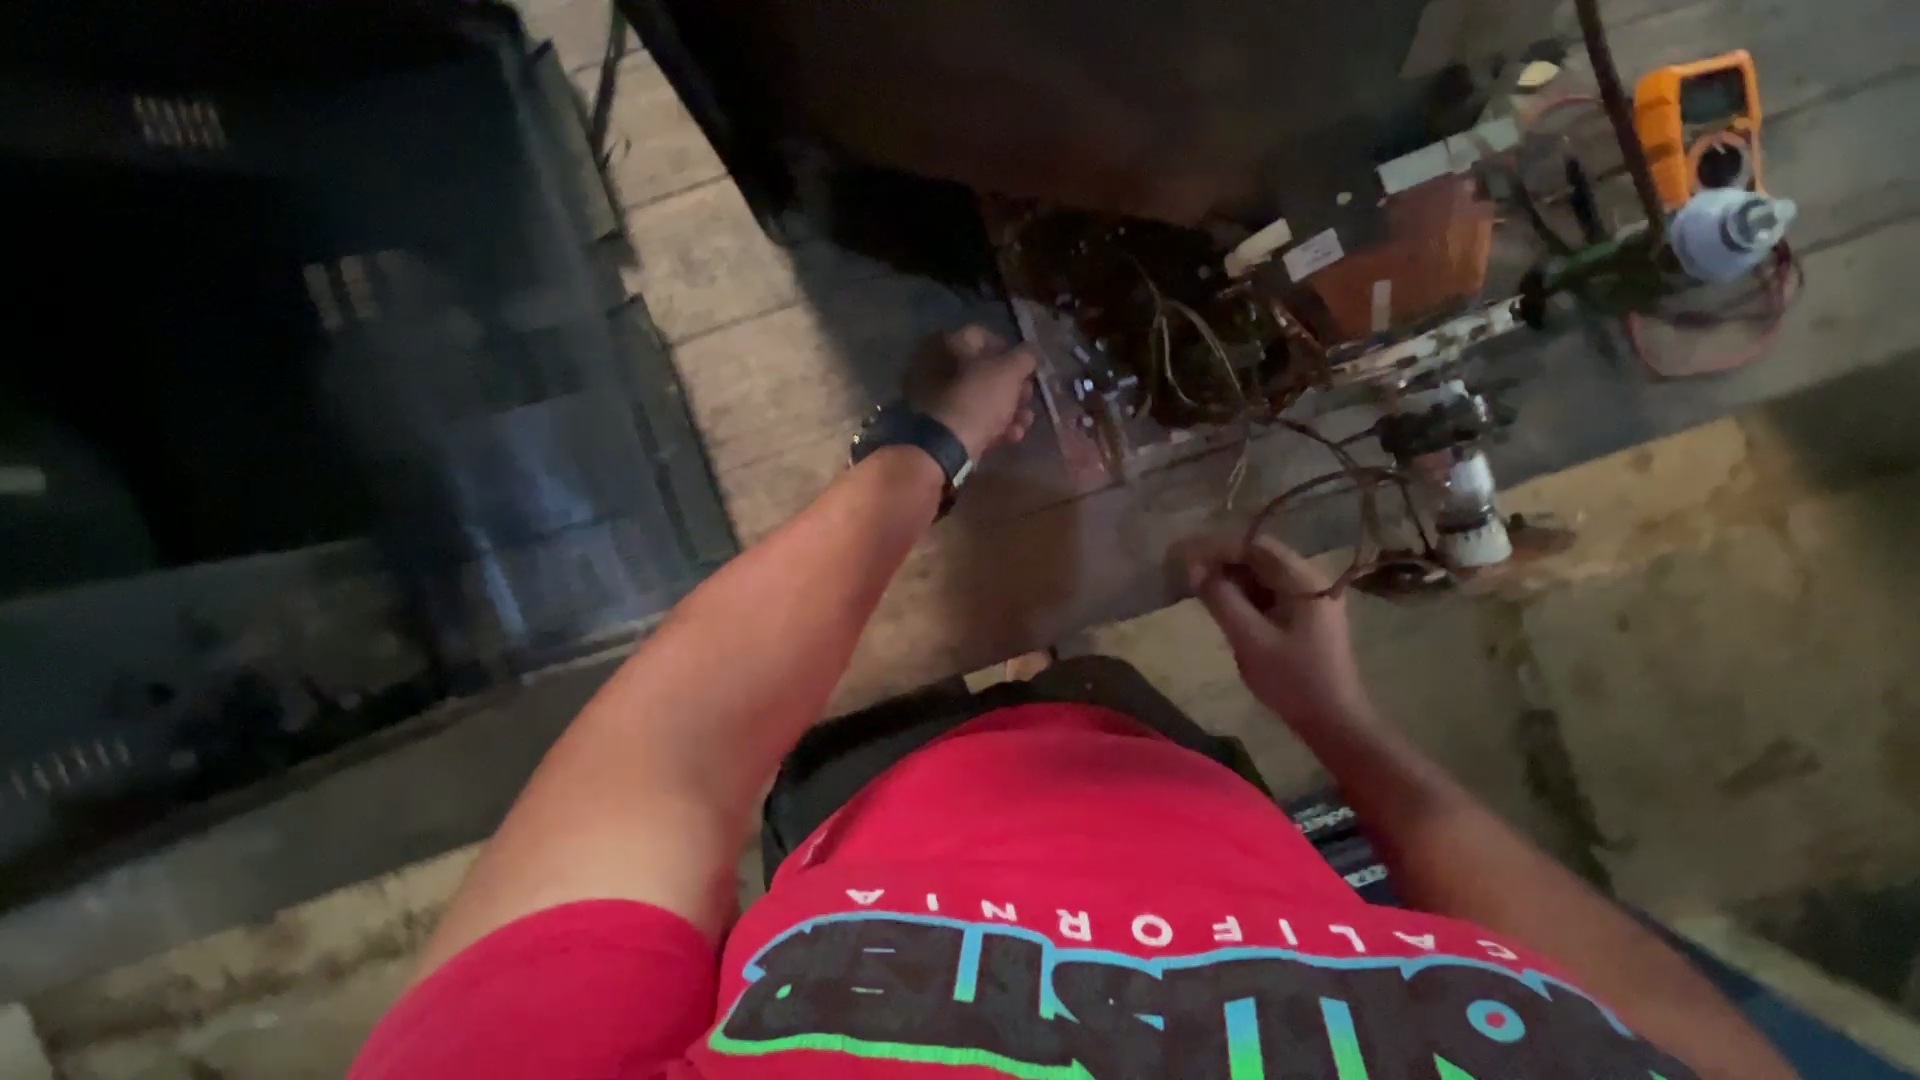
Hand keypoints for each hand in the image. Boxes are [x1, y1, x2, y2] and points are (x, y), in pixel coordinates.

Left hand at [907, 326, 1038, 460]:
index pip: (982, 336)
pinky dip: (993, 426)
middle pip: (984, 372)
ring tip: (1025, 421)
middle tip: (1029, 397)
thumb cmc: (977, 398)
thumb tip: (1031, 352)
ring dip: (1009, 410)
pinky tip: (1012, 436)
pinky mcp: (940, 428)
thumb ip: (1025, 357)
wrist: (944, 448)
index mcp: (946, 344)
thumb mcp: (1009, 371)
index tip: (1028, 367)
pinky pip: (971, 420)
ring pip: (981, 399)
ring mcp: (935, 400)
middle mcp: (935, 367)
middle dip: (1014, 386)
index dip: (1010, 349)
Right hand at [1177, 534, 1375, 731]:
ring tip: (1196, 587)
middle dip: (1220, 560)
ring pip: (1261, 574)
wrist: (1334, 721)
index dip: (1216, 547)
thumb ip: (1221, 599)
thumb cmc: (1294, 681)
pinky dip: (1242, 594)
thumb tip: (1193, 569)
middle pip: (1258, 556)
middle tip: (1185, 573)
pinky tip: (1219, 603)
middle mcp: (1310, 580)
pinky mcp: (1303, 615)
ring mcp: (1308, 597)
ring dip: (1229, 577)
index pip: (1255, 545)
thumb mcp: (1250, 639)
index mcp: (1305, 580)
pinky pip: (1267, 592)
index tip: (1183, 557)